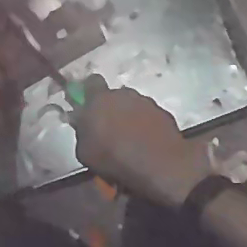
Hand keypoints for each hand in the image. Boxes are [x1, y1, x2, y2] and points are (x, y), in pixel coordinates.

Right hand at [73, 77, 210, 206]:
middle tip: (110, 131)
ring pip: (133, 107)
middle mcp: (124, 94)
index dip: (90, 92)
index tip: (89, 105)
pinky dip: (147, 127)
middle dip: (112, 109)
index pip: (91, 82)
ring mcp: (147, 102)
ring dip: (130, 118)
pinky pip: (150, 118)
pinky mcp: (164, 114)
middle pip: (115, 96)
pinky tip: (146, 145)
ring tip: (130, 141)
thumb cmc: (113, 157)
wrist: (158, 164)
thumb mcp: (84, 151)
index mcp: (100, 99)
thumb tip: (83, 123)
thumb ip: (82, 132)